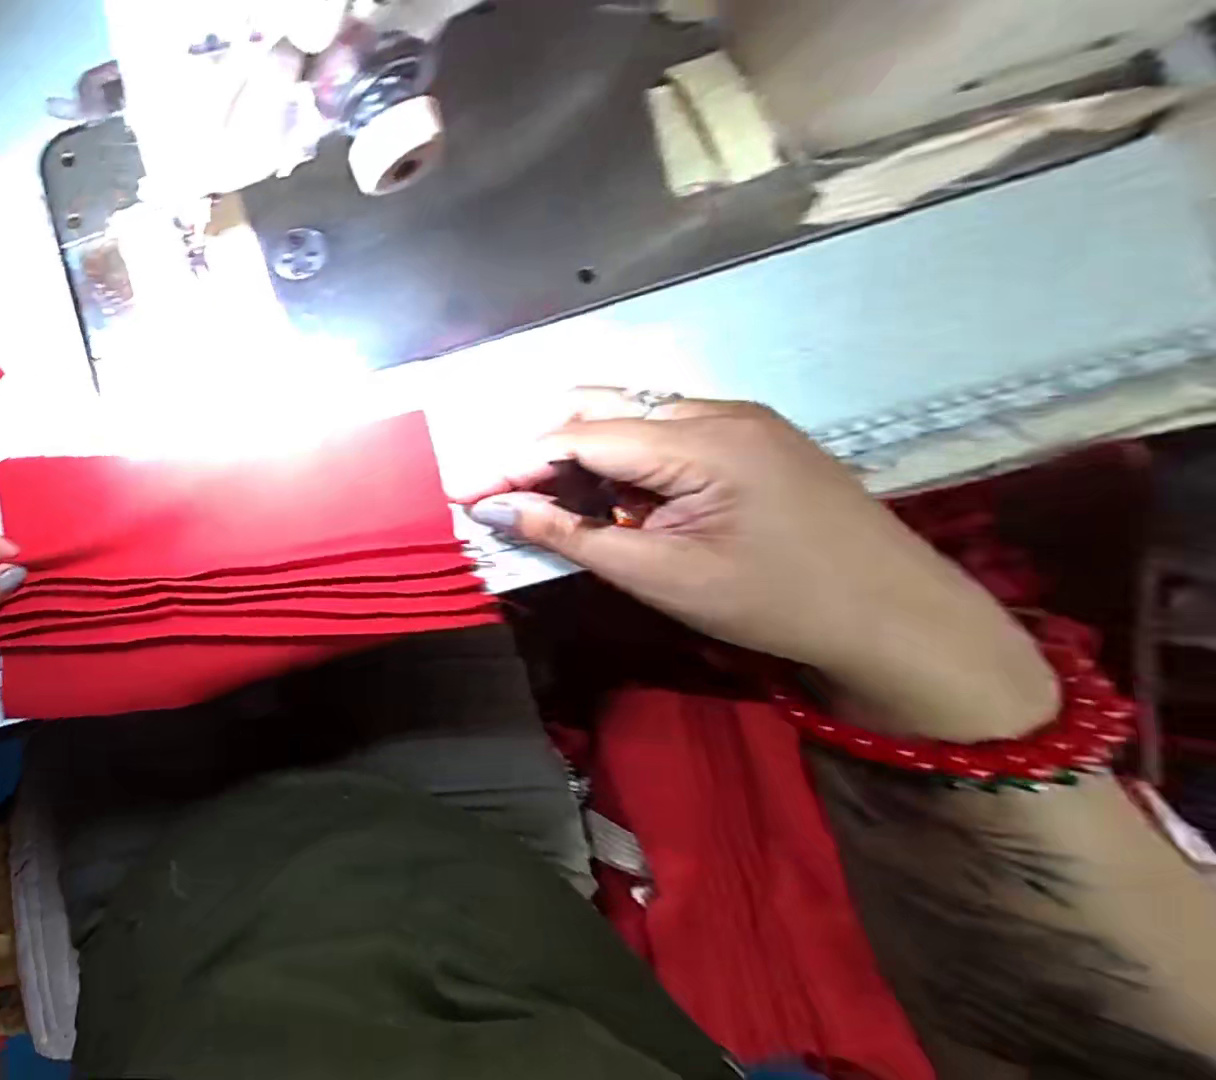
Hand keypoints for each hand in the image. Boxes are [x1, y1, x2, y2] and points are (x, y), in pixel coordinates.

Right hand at [457, 391, 1056, 740]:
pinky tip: (616, 501)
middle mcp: (717, 411)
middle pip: (599, 408)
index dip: (514, 464)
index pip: (577, 436)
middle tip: (507, 497)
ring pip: (628, 417)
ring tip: (557, 506)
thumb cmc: (773, 602)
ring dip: (581, 456)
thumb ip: (568, 534)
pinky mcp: (750, 438)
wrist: (900, 621)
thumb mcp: (657, 574)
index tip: (467, 494)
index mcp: (701, 440)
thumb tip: (494, 510)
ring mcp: (739, 420)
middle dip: (541, 450)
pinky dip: (621, 462)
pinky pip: (662, 433)